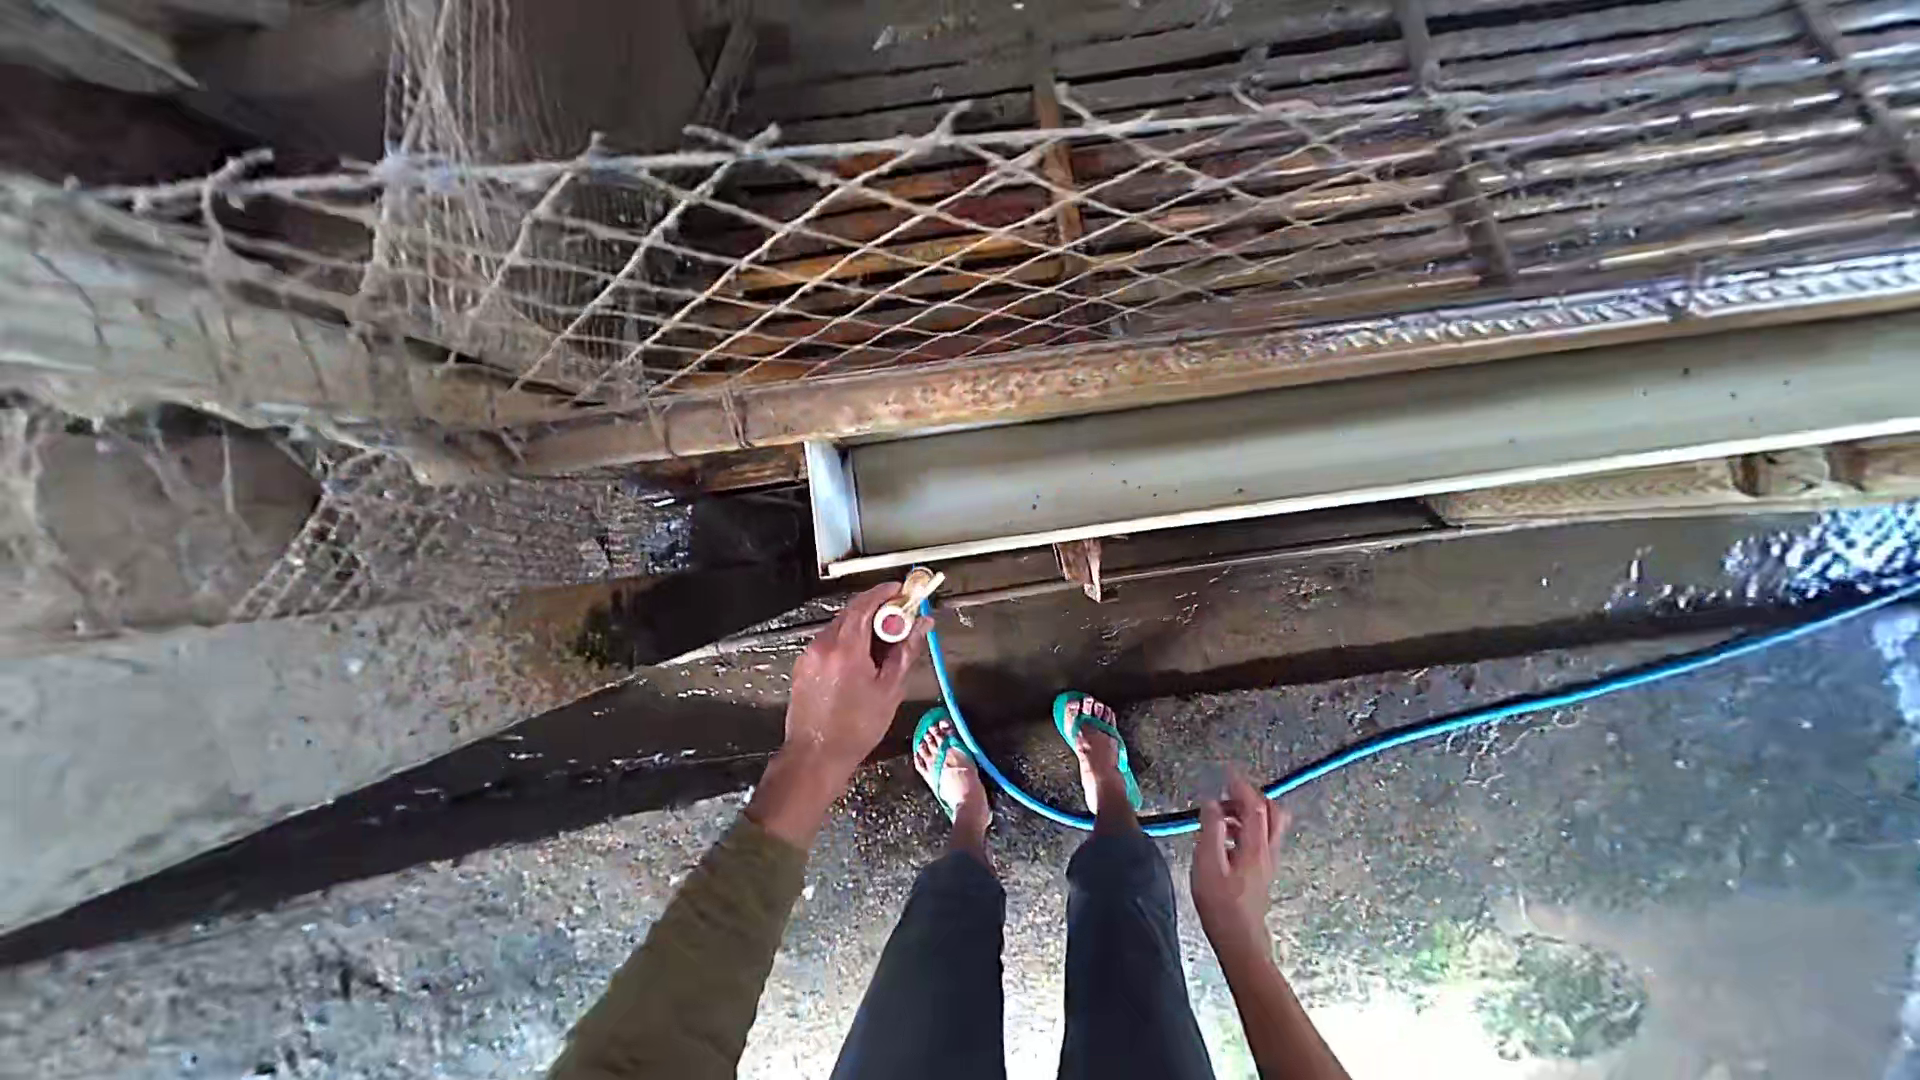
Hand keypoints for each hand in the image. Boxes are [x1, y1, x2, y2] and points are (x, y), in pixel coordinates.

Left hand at [783, 582, 930, 774]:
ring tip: (883, 643)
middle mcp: (823, 645)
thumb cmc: (855, 729)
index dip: (885, 593)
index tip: (902, 590)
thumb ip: (906, 652)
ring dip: (862, 626)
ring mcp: (810, 655)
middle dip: (877, 609)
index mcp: (845, 649)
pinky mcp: (804, 666)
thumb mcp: (890, 689)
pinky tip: (862, 659)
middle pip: (852, 612)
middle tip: (899, 617)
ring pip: (840, 627)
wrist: (815, 756)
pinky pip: (829, 642)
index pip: (865, 604)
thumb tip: (922, 626)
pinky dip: (847, 640)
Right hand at [1191, 770, 1289, 966]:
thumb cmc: (1220, 904)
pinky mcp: (1262, 871)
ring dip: (1247, 811)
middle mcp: (1268, 852)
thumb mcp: (1206, 863)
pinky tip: (1224, 834)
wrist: (1239, 940)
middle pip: (1273, 813)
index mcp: (1255, 847)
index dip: (1242, 786)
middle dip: (1252, 796)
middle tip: (1228, 792)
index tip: (1227, 772)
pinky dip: (1245, 826)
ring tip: (1221, 813)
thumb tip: (1212, 803)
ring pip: (1269, 825)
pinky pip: (1260, 837)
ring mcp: (1268, 862)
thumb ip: (1211, 829)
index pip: (1255, 806)